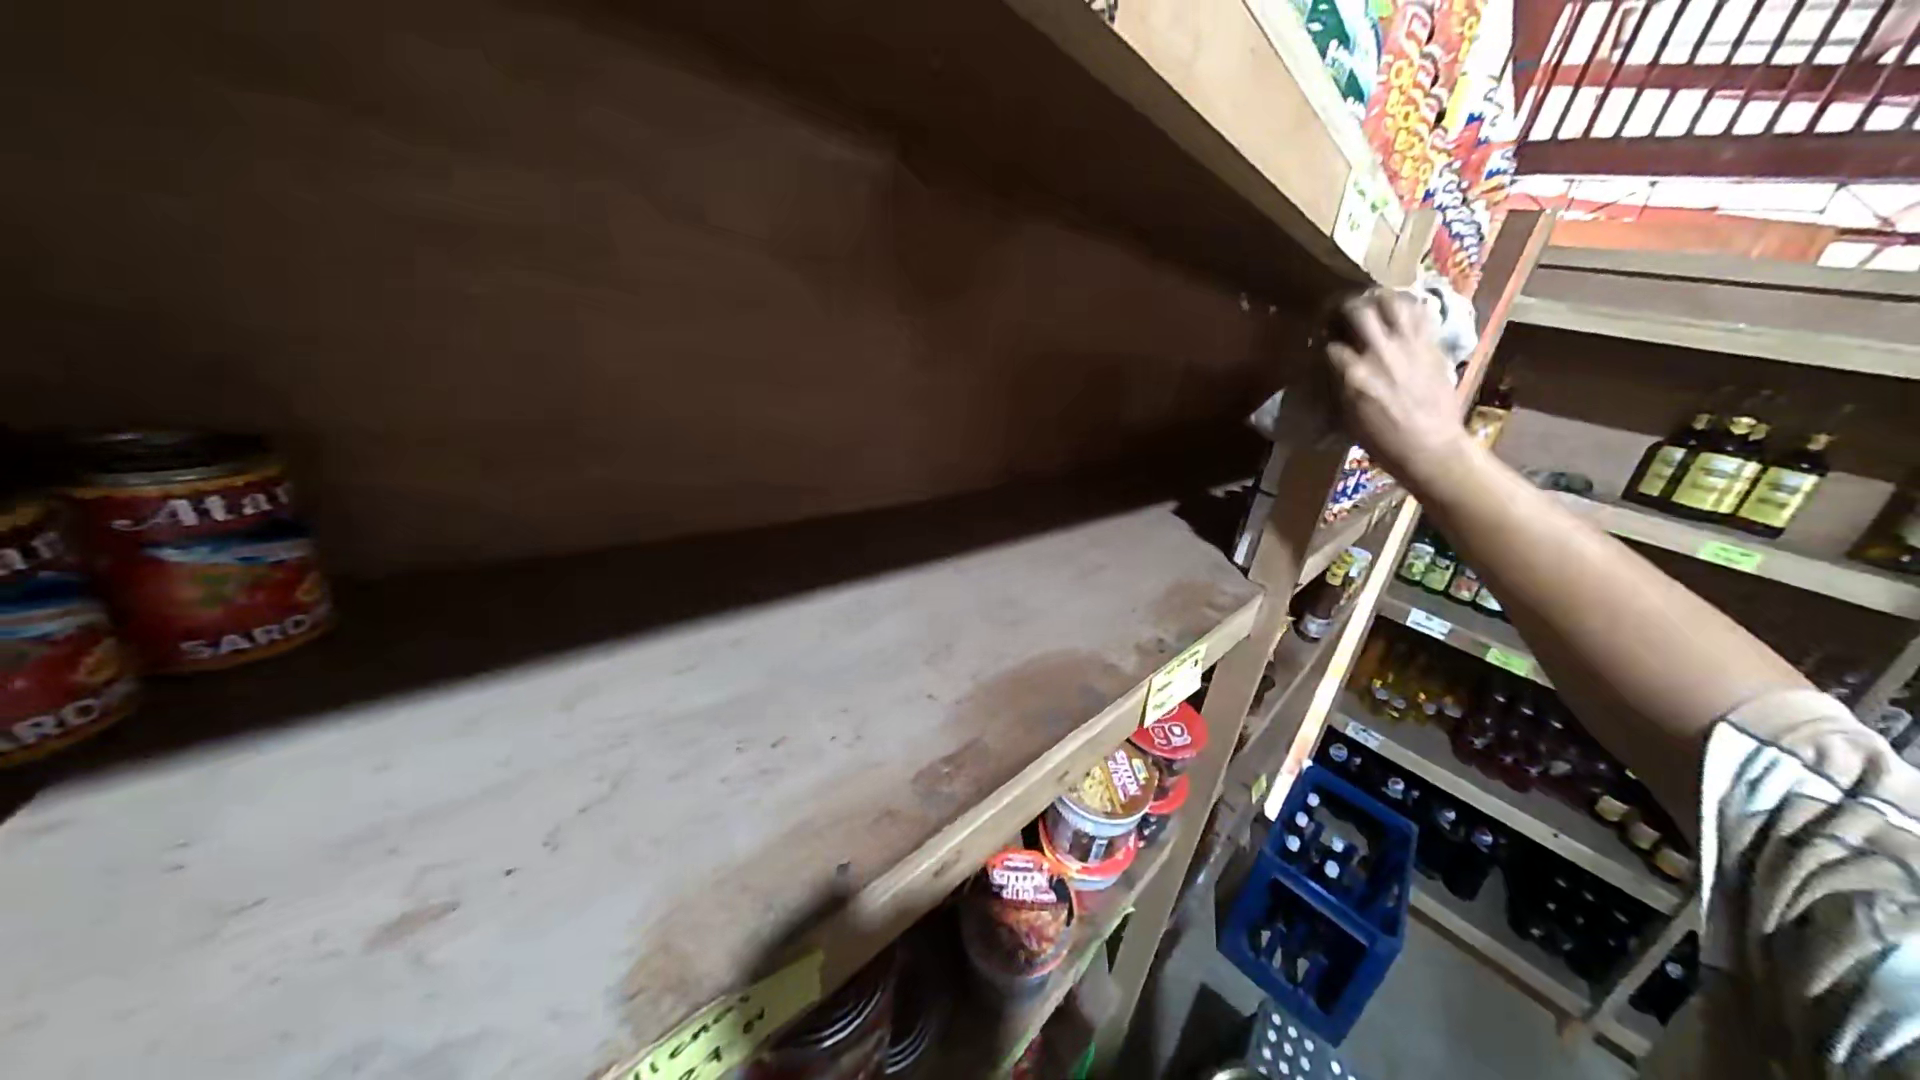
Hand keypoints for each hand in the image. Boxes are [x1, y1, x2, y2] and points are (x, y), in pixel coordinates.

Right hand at [1324, 289, 1471, 490]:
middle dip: (1345, 307)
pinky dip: (1408, 306)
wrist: (1429, 446)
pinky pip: (1420, 313)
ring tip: (1372, 301)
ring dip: (1379, 298)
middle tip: (1340, 310)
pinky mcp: (1432, 345)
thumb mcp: (1346, 414)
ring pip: (1393, 302)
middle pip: (1358, 311)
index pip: (1330, 344)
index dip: (1323, 340)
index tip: (1321, 340)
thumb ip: (1340, 383)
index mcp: (1353, 375)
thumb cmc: (1382, 439)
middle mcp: (1380, 353)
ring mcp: (1409, 345)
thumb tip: (1334, 364)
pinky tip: (1400, 310)